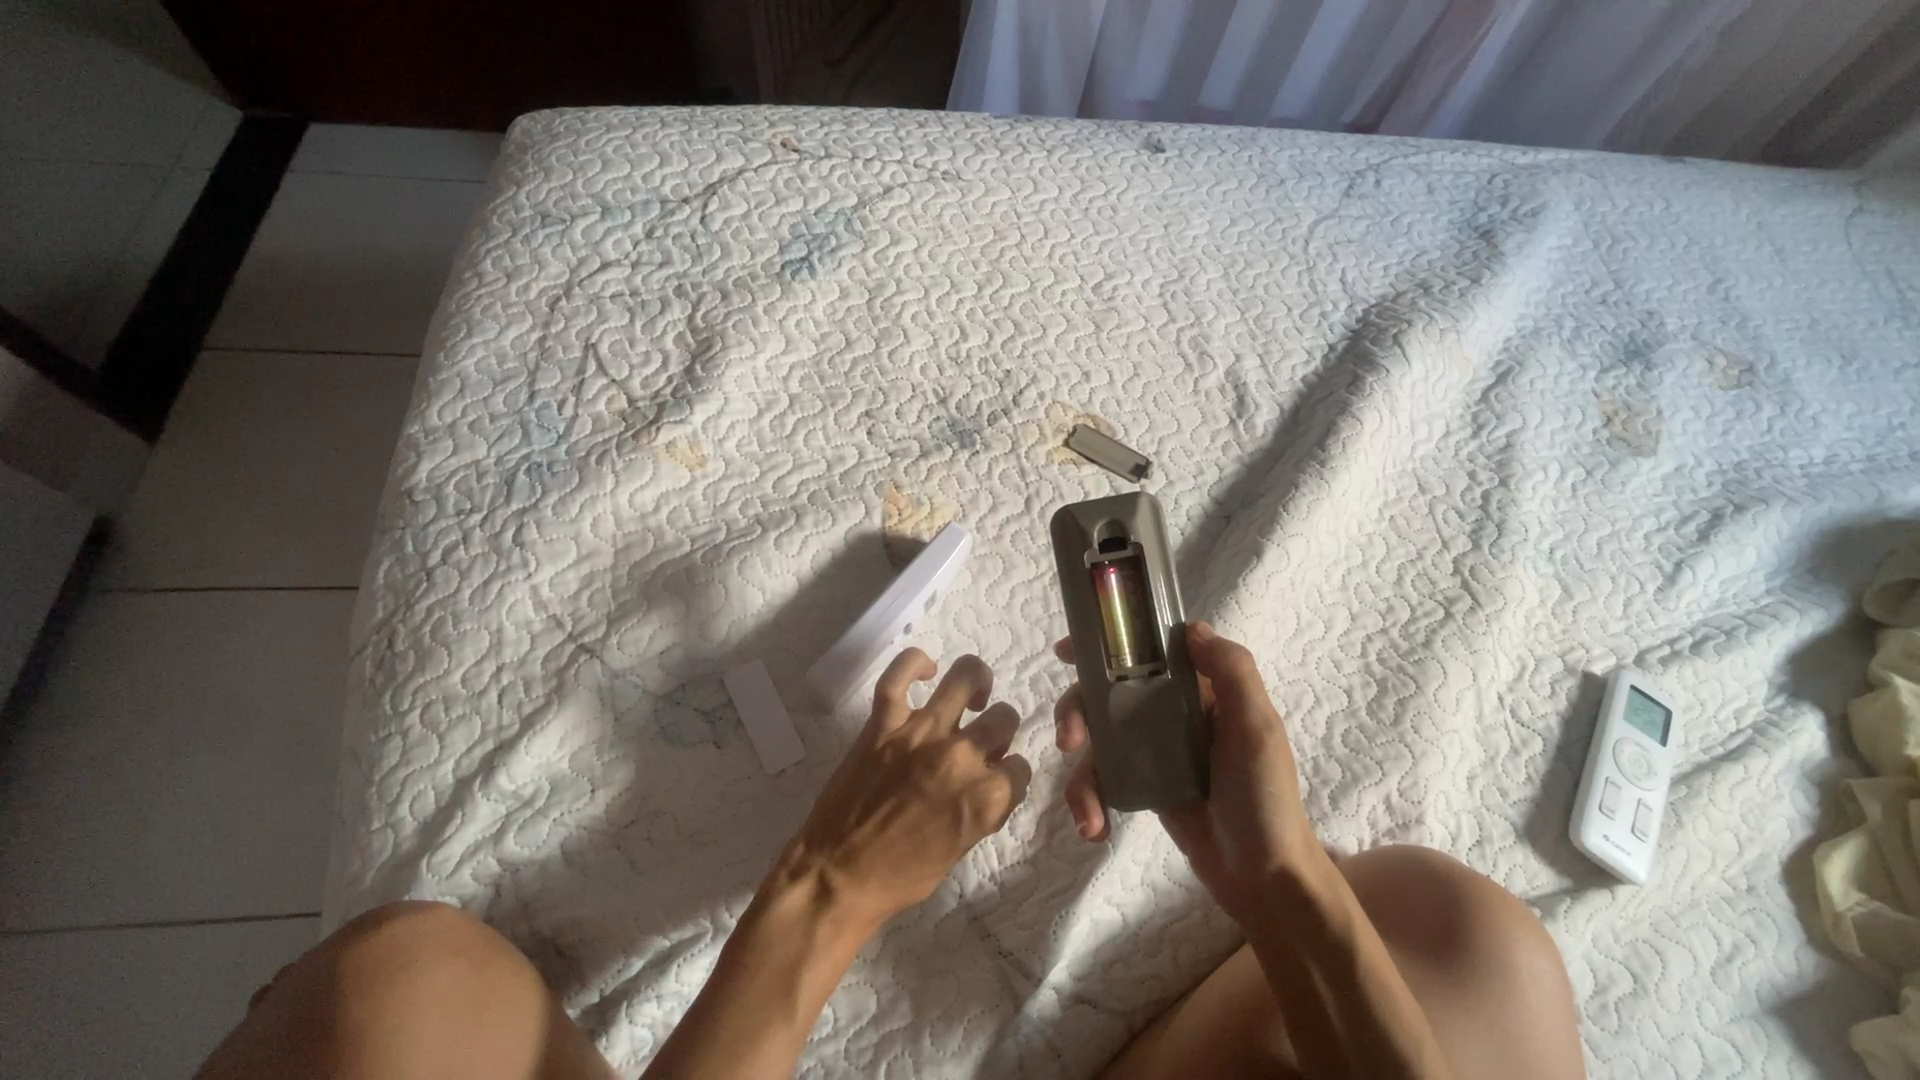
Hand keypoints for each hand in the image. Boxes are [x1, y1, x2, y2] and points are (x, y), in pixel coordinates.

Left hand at [778, 649, 1032, 929]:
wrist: (837, 876)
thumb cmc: (902, 876)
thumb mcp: (962, 848)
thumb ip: (983, 807)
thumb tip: (991, 778)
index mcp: (986, 797)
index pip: (1019, 768)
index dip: (1010, 773)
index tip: (997, 777)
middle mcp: (961, 757)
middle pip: (1004, 719)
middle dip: (1001, 731)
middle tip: (983, 741)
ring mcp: (919, 733)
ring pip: (966, 678)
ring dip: (978, 683)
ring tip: (973, 695)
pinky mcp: (882, 723)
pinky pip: (900, 675)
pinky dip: (915, 663)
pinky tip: (927, 669)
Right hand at [1051, 622, 1327, 923]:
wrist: (1264, 880)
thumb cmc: (1264, 799)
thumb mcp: (1257, 730)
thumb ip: (1232, 673)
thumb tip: (1190, 627)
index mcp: (1201, 692)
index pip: (1147, 653)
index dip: (1106, 646)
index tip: (1069, 652)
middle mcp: (1173, 714)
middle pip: (1107, 694)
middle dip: (1077, 712)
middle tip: (1067, 741)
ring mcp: (1155, 753)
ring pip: (1098, 741)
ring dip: (1080, 773)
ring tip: (1086, 810)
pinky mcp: (1144, 788)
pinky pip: (1103, 782)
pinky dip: (1090, 801)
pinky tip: (1094, 828)